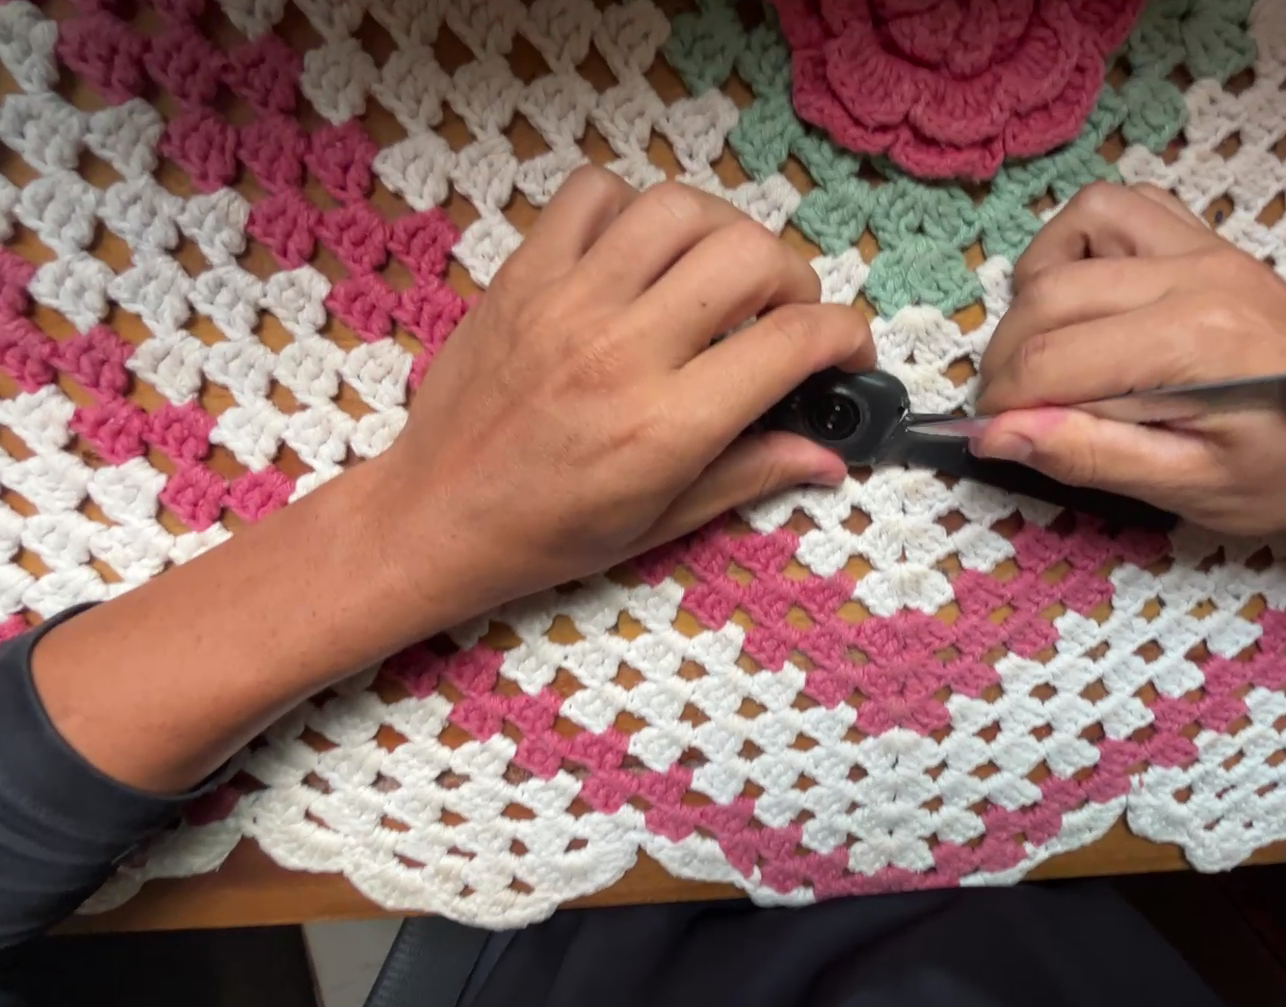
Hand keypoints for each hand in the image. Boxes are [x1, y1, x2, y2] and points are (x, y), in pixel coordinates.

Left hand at [374, 167, 873, 619]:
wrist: (436, 516)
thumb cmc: (554, 533)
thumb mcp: (665, 520)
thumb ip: (753, 474)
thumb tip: (829, 456)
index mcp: (667, 424)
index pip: (791, 343)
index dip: (846, 336)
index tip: (850, 353)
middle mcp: (624, 348)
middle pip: (748, 256)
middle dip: (796, 279)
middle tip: (788, 317)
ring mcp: (568, 299)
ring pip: (680, 208)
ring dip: (728, 234)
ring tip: (727, 278)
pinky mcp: (524, 273)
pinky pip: (594, 194)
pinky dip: (639, 211)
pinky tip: (645, 257)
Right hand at [971, 182, 1285, 535]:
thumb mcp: (1186, 488)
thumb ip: (1089, 454)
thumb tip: (993, 435)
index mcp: (1192, 341)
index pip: (1050, 359)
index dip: (1002, 405)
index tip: (998, 439)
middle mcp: (1192, 274)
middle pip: (1047, 295)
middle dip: (1006, 361)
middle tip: (1016, 412)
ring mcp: (1202, 247)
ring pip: (1071, 233)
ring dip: (1033, 293)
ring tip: (1045, 352)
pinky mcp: (1206, 242)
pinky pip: (1117, 209)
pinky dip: (1075, 245)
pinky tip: (1082, 295)